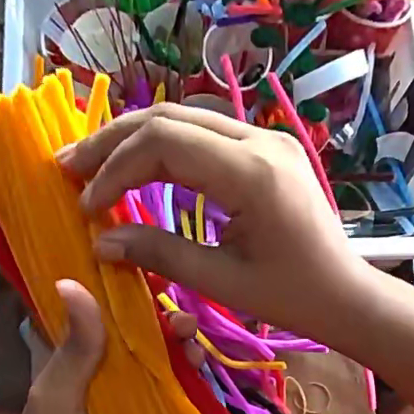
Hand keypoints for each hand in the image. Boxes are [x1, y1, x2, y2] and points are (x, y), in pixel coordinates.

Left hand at [0, 279, 201, 413]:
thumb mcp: (56, 389)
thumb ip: (74, 344)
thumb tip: (71, 282)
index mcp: (76, 349)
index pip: (98, 307)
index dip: (115, 283)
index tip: (137, 259)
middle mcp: (109, 361)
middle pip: (138, 325)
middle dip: (159, 311)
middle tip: (174, 305)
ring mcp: (136, 385)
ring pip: (162, 351)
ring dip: (178, 338)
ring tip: (188, 333)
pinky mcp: (158, 408)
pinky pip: (177, 383)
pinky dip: (190, 370)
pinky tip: (197, 360)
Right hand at [57, 103, 379, 343]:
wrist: (345, 293)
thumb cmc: (292, 296)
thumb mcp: (223, 282)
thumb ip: (160, 254)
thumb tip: (101, 243)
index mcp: (252, 174)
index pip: (164, 143)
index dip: (116, 168)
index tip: (88, 205)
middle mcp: (261, 141)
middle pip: (170, 117)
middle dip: (114, 142)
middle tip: (69, 168)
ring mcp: (269, 139)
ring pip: (187, 118)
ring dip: (137, 139)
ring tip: (93, 164)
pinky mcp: (270, 148)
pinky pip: (207, 134)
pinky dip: (167, 148)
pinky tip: (141, 167)